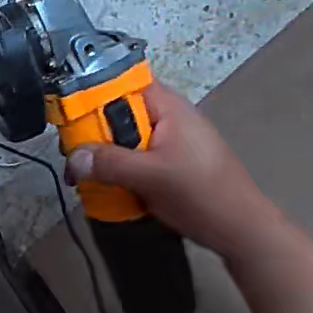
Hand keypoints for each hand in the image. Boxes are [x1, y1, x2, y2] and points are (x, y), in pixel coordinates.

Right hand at [64, 79, 281, 257]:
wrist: (244, 232)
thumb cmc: (204, 194)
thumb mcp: (151, 176)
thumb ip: (109, 164)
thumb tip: (72, 159)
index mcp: (167, 105)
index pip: (122, 80)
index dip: (92, 89)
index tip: (68, 111)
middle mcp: (167, 115)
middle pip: (118, 109)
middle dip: (94, 129)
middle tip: (74, 150)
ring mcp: (170, 139)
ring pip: (124, 135)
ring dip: (105, 152)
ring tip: (87, 171)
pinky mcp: (169, 161)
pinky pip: (134, 154)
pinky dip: (119, 166)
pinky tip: (109, 184)